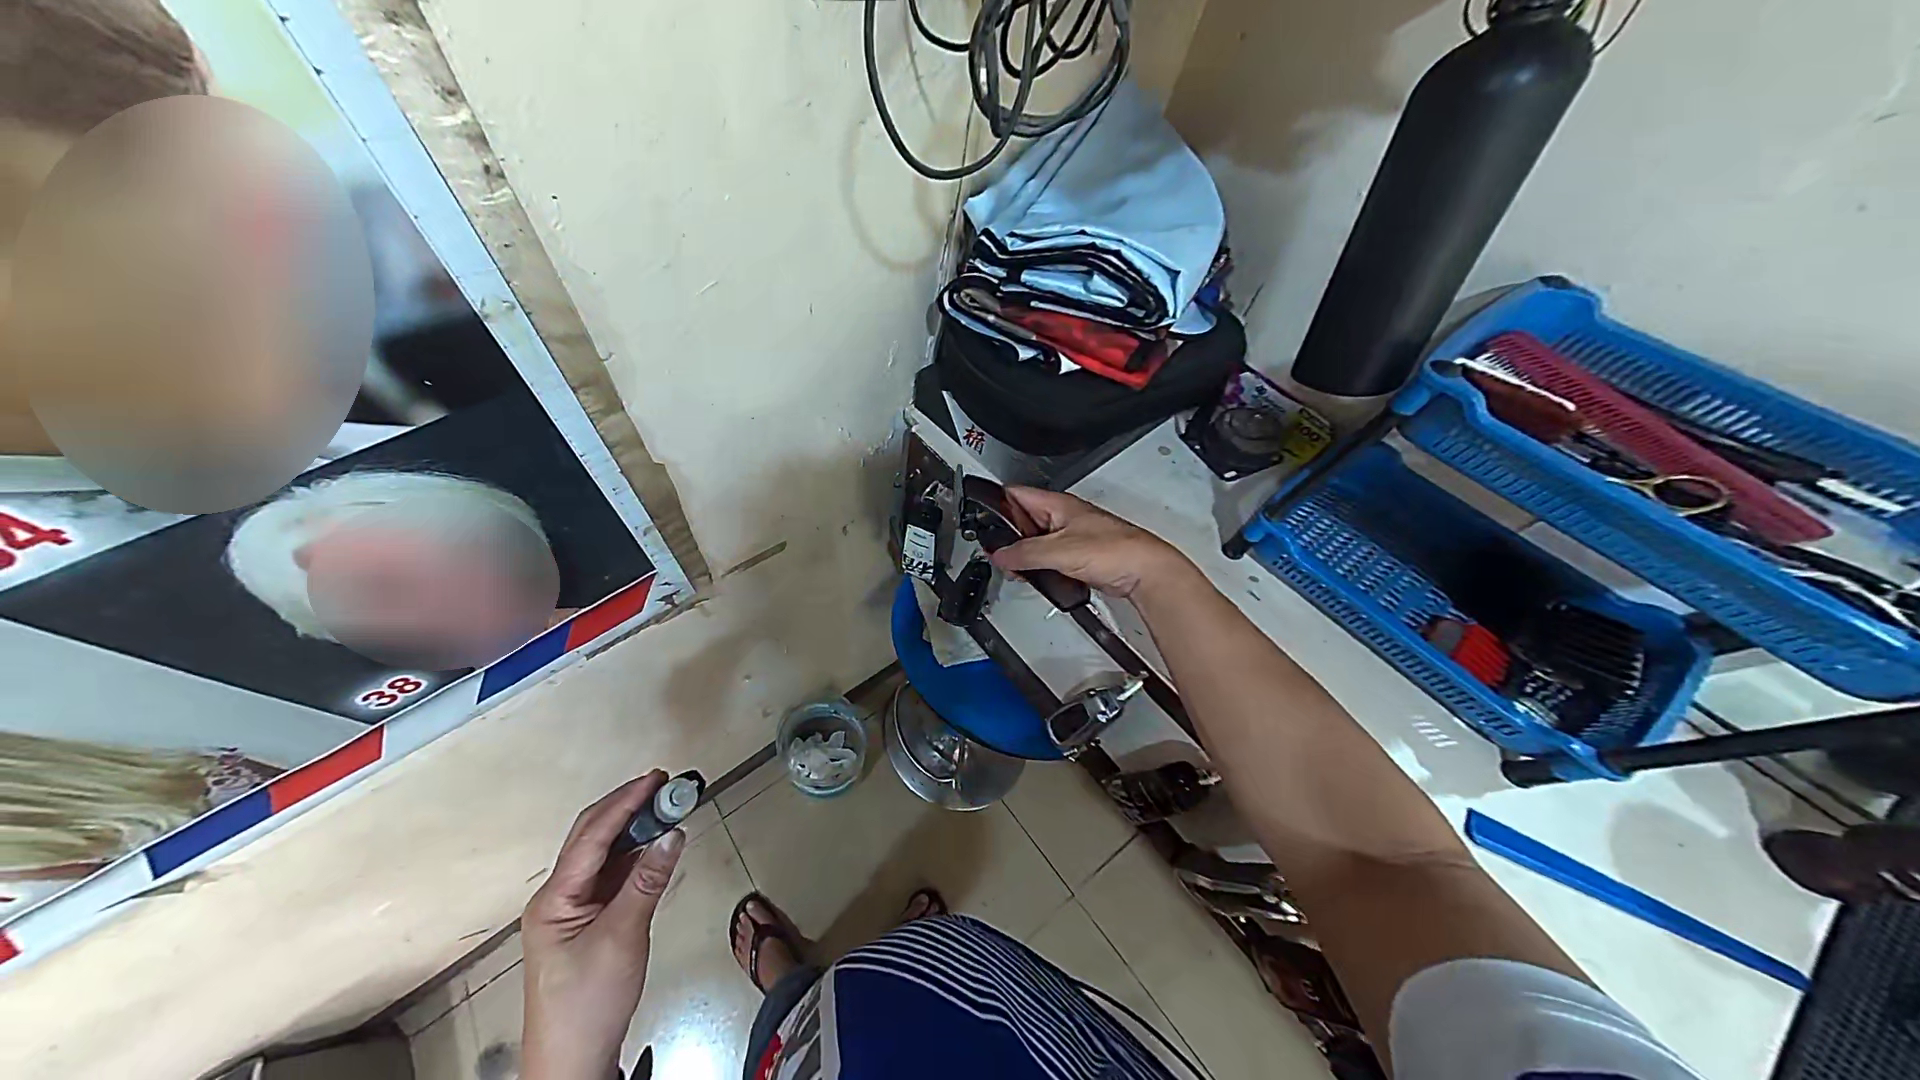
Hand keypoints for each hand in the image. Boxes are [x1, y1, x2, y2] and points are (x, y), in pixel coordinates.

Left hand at [522, 772, 687, 1079]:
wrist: (573, 1062)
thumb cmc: (587, 1005)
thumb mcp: (622, 937)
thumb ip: (648, 881)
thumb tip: (673, 834)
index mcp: (554, 899)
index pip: (593, 835)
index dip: (626, 802)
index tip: (658, 779)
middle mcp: (559, 897)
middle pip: (593, 836)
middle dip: (628, 806)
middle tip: (666, 786)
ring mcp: (574, 909)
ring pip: (604, 853)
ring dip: (635, 828)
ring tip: (667, 807)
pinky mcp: (590, 921)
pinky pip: (614, 874)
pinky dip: (637, 854)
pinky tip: (658, 845)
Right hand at [988, 487, 1195, 599]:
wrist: (1144, 572)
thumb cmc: (1115, 550)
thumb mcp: (1058, 550)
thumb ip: (1024, 553)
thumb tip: (1000, 555)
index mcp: (1058, 504)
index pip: (1016, 494)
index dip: (997, 505)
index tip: (984, 520)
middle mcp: (1064, 516)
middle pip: (1023, 521)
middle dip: (1010, 538)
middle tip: (1002, 553)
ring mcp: (1071, 536)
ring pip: (1036, 542)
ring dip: (1026, 556)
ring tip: (1021, 568)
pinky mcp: (1078, 556)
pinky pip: (1050, 558)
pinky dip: (1041, 567)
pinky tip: (1041, 577)